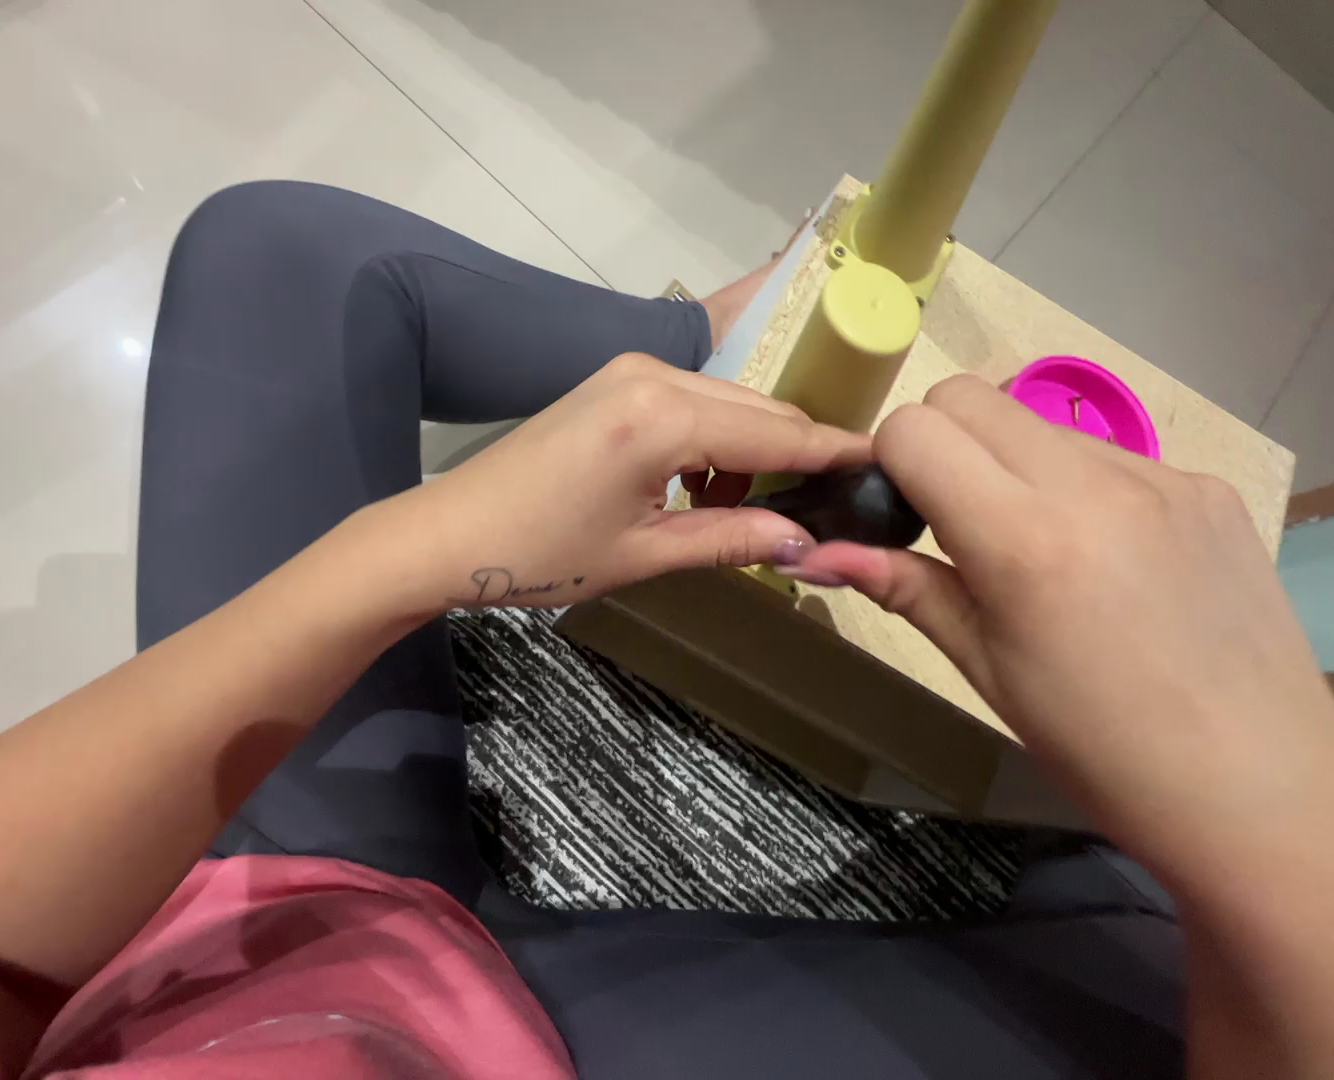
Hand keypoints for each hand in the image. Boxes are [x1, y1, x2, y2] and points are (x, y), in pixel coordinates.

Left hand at [383, 352, 868, 608]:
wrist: (449, 534)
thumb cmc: (540, 554)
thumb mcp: (644, 555)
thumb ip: (732, 539)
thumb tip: (807, 543)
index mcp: (663, 417)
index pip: (778, 433)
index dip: (835, 455)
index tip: (885, 469)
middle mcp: (653, 373)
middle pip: (760, 409)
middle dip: (798, 455)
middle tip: (826, 507)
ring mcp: (629, 370)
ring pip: (728, 403)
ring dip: (753, 451)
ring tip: (748, 513)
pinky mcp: (612, 381)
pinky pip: (691, 402)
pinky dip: (714, 440)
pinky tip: (701, 487)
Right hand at [782, 376, 1333, 877]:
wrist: (1260, 791)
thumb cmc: (1094, 745)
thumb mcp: (977, 665)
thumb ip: (897, 586)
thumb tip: (810, 553)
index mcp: (1024, 538)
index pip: (915, 428)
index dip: (888, 464)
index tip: (897, 514)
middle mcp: (1095, 483)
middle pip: (968, 395)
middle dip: (935, 442)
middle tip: (948, 518)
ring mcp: (1162, 476)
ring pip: (1033, 416)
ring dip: (1002, 458)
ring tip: (1028, 542)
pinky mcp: (1205, 486)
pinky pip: (1101, 450)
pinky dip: (1069, 481)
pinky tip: (1097, 555)